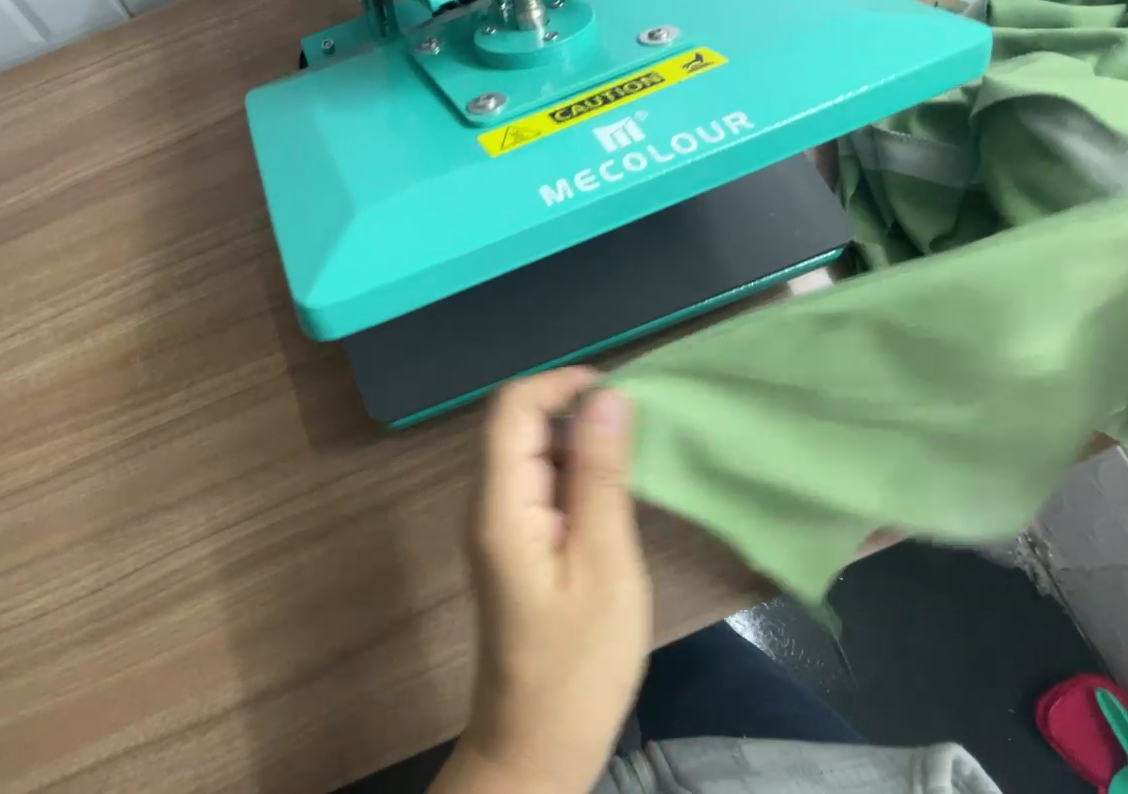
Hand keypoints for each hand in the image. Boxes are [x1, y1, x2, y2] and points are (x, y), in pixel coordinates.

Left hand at [431, 368, 651, 793]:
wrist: (536, 744)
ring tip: (634, 459)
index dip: (562, 383)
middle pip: (518, 424)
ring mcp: (496, 522)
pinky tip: (611, 493)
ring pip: (530, 452)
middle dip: (574, 409)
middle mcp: (486, 502)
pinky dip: (574, 474)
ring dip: (577, 442)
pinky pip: (537, 484)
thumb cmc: (579, 665)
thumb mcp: (605, 564)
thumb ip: (601, 476)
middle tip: (641, 430)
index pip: (513, 407)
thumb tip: (608, 396)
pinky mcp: (512, 541)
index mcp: (500, 503)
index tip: (622, 392)